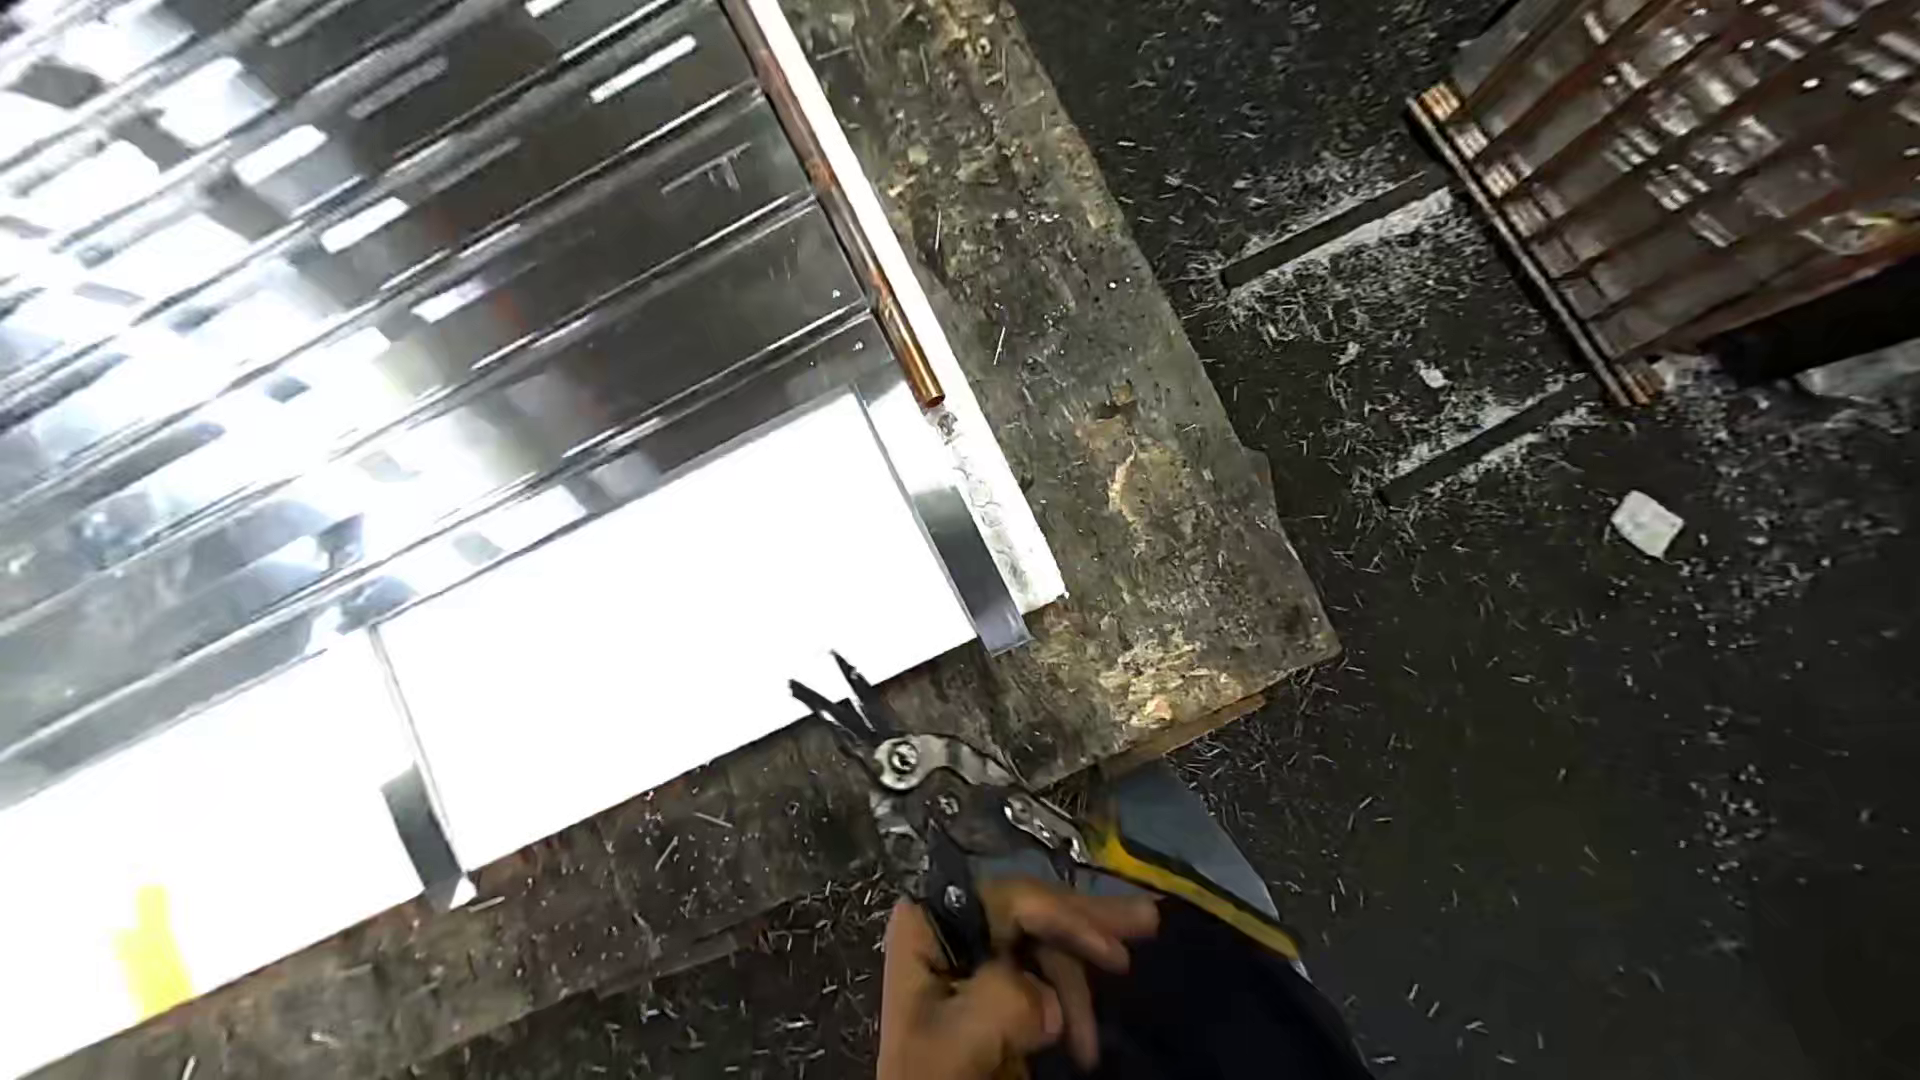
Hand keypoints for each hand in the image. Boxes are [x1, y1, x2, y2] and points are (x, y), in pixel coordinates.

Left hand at [877, 879, 1159, 1079]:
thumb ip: (1001, 1005)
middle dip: (1088, 920)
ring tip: (1127, 964)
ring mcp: (975, 955)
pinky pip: (1041, 972)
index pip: (1012, 901)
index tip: (1115, 954)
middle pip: (1033, 912)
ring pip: (1042, 941)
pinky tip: (1091, 1015)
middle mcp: (955, 924)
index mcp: (932, 921)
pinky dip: (1072, 990)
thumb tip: (1050, 1003)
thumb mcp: (951, 1046)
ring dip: (1083, 966)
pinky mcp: (993, 988)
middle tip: (1147, 918)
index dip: (1066, 919)